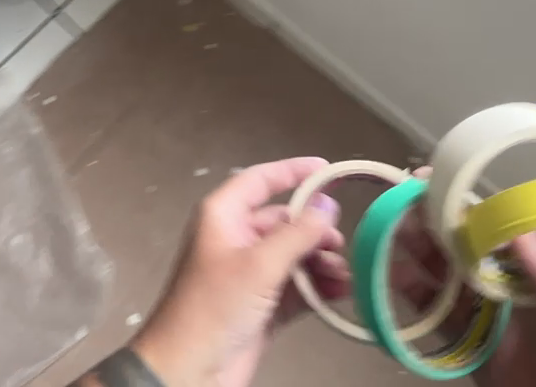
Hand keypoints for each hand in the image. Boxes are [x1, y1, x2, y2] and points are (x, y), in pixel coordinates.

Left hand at [128, 157, 348, 386]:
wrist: (190, 371)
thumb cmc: (216, 305)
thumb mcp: (259, 265)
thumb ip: (296, 234)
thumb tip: (328, 203)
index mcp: (223, 215)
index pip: (260, 180)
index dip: (292, 171)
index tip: (328, 169)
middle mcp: (236, 237)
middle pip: (282, 220)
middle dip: (313, 229)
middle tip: (342, 244)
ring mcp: (249, 273)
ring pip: (292, 256)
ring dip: (319, 262)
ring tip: (345, 275)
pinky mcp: (261, 305)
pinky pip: (295, 287)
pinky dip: (316, 288)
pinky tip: (341, 292)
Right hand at [388, 168, 535, 386]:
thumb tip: (519, 233)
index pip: (508, 225)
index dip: (473, 201)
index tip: (439, 181)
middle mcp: (515, 287)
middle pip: (469, 243)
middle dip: (435, 220)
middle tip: (402, 203)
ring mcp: (491, 316)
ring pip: (447, 271)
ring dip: (419, 249)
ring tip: (392, 232)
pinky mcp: (471, 347)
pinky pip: (438, 313)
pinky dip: (414, 292)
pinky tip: (394, 276)